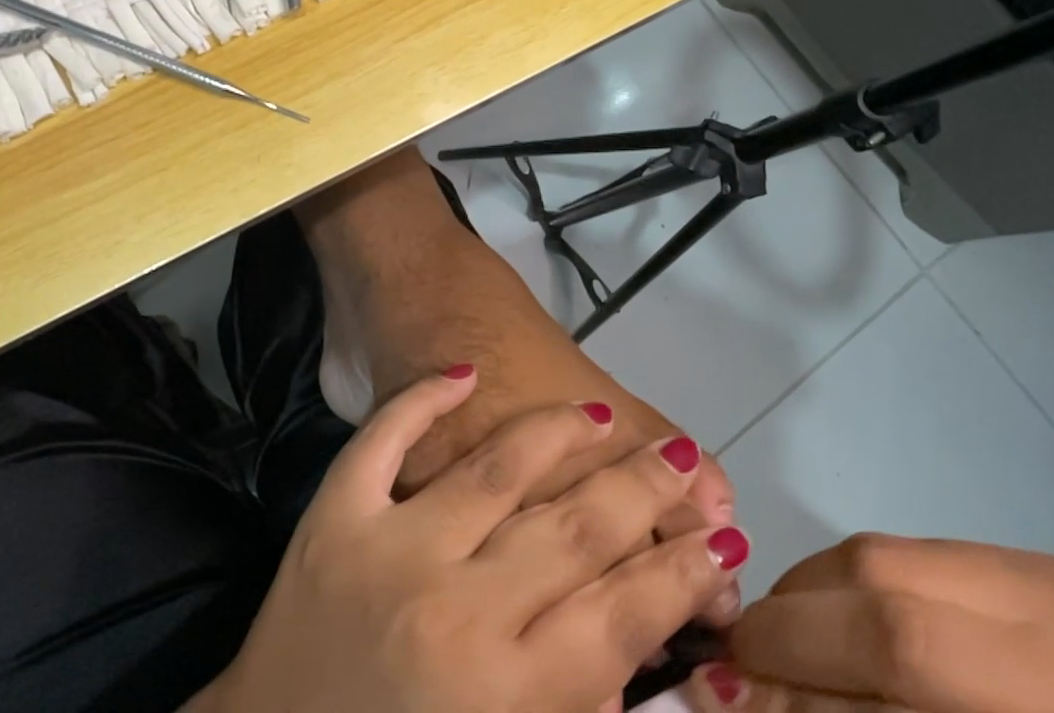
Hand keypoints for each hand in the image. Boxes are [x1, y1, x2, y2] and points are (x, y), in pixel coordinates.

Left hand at [192, 365, 749, 712]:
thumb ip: (582, 698)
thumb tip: (647, 634)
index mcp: (511, 690)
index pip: (625, 612)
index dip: (684, 571)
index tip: (721, 541)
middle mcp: (458, 608)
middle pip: (577, 529)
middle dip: (644, 491)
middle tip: (678, 461)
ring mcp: (388, 549)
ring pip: (496, 469)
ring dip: (558, 433)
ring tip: (602, 415)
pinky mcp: (332, 515)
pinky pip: (383, 440)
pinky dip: (421, 398)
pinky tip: (463, 373)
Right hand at [678, 534, 1053, 711]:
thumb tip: (718, 684)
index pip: (897, 637)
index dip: (793, 645)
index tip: (728, 673)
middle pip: (877, 567)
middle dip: (793, 608)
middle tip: (757, 654)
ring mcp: (1051, 578)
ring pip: (887, 547)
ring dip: (822, 592)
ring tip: (810, 645)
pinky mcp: (1038, 563)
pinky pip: (913, 551)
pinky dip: (866, 585)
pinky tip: (867, 628)